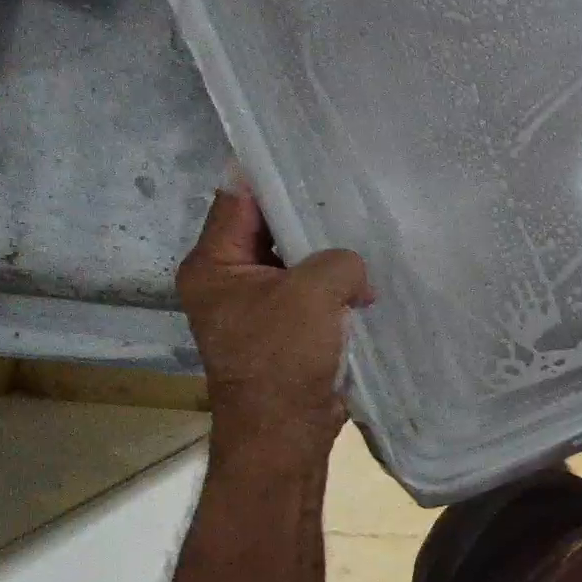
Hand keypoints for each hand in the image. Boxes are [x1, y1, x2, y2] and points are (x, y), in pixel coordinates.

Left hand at [176, 179, 373, 476]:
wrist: (286, 432)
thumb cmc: (284, 358)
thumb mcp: (313, 292)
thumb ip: (338, 259)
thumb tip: (354, 273)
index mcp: (213, 265)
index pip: (237, 198)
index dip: (271, 172)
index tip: (310, 149)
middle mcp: (229, 280)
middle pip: (269, 226)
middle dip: (309, 212)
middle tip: (352, 189)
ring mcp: (257, 305)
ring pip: (296, 258)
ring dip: (328, 251)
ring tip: (368, 230)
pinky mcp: (285, 327)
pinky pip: (311, 289)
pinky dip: (336, 282)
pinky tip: (367, 275)